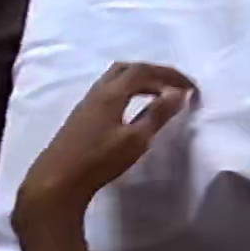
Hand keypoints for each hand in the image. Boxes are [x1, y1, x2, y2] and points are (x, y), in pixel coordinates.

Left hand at [14, 62, 195, 240]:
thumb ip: (158, 114)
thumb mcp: (136, 138)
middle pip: (128, 69)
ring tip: (161, 95)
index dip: (170, 74)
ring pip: (116, 79)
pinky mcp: (83, 116)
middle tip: (176, 86)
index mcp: (111, 94)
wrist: (57, 181)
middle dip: (155, 73)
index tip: (191, 87)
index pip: (143, 71)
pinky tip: (137, 107)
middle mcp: (98, 92)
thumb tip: (179, 94)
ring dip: (142, 81)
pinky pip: (110, 91)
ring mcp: (87, 104)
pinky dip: (130, 91)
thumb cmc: (100, 159)